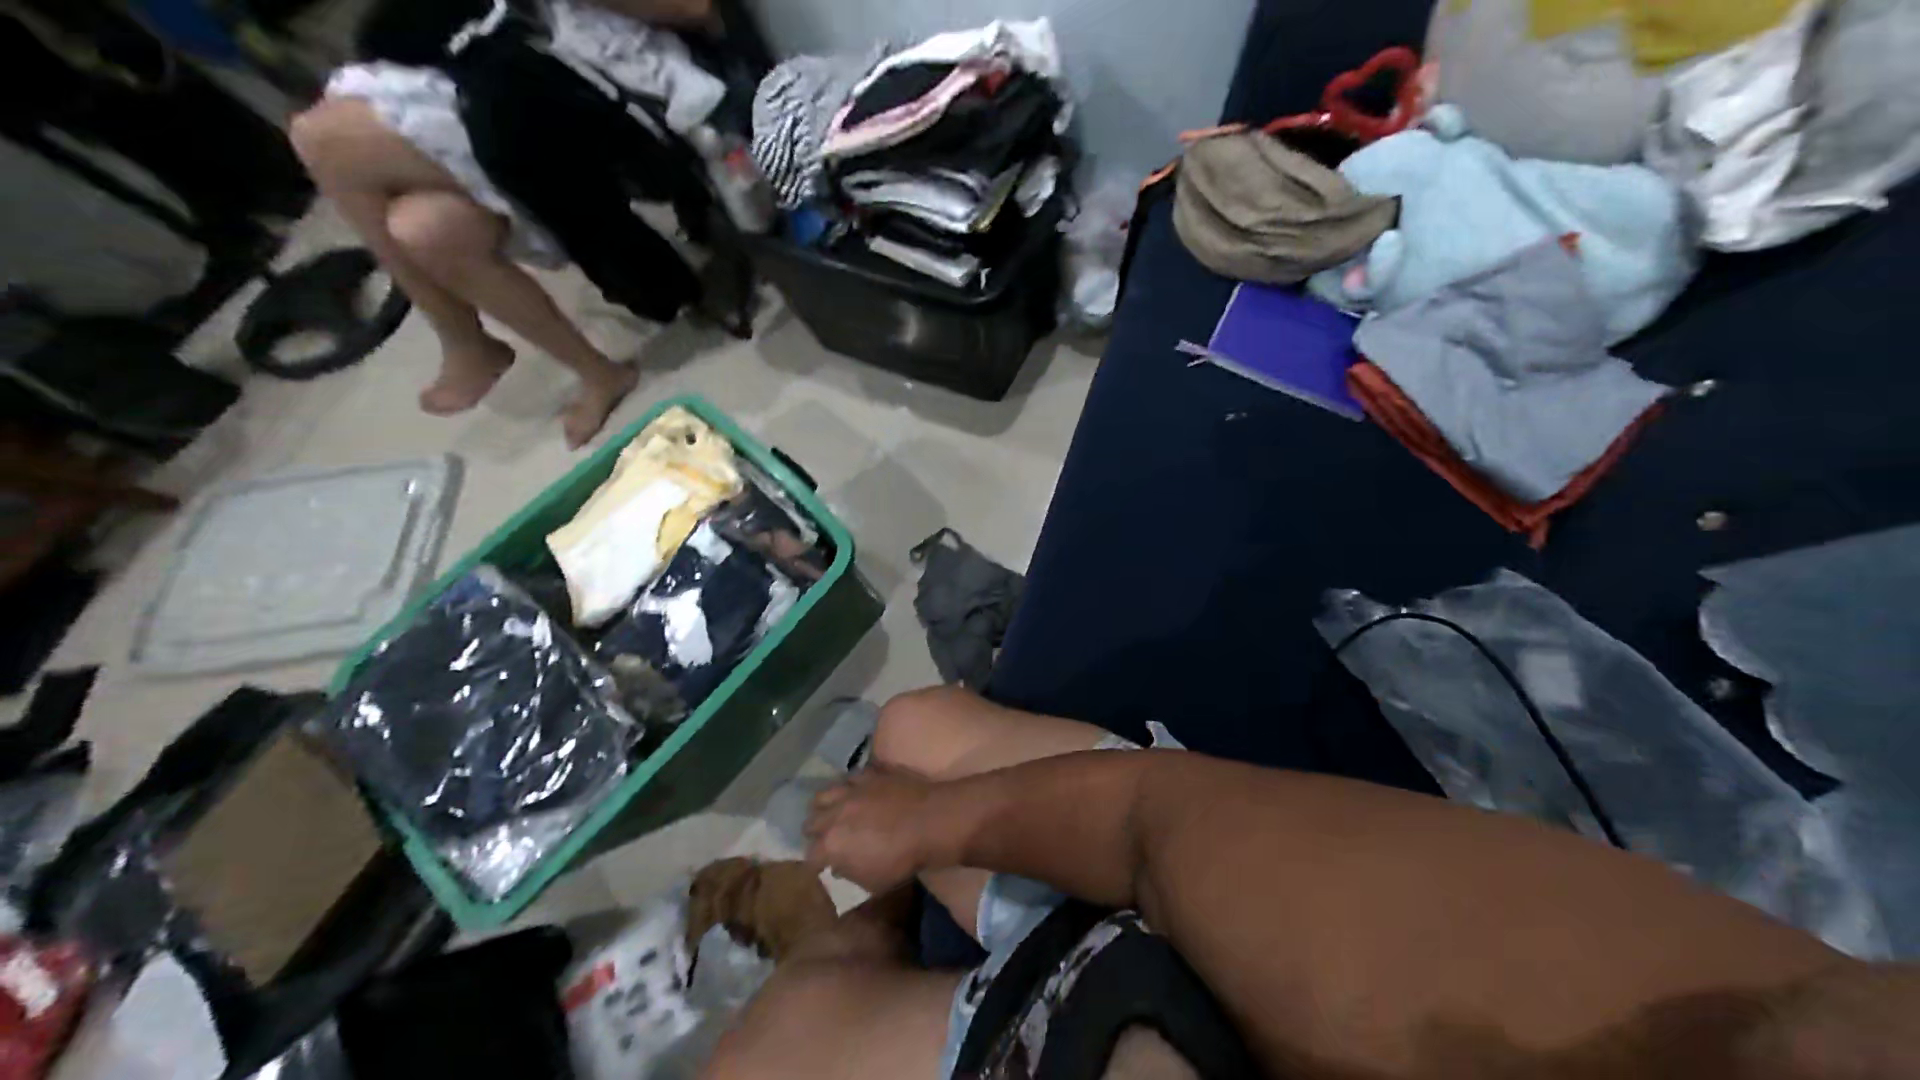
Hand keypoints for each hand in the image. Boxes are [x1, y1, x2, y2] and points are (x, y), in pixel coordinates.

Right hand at [805, 767, 940, 893]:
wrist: (930, 821)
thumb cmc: (902, 859)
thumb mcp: (873, 883)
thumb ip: (850, 874)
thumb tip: (838, 866)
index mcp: (831, 844)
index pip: (810, 856)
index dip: (815, 863)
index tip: (822, 866)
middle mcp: (835, 814)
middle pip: (810, 822)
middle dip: (814, 833)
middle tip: (825, 839)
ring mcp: (851, 790)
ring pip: (823, 794)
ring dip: (825, 806)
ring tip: (833, 812)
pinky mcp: (869, 774)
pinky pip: (850, 777)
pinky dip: (849, 786)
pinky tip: (856, 792)